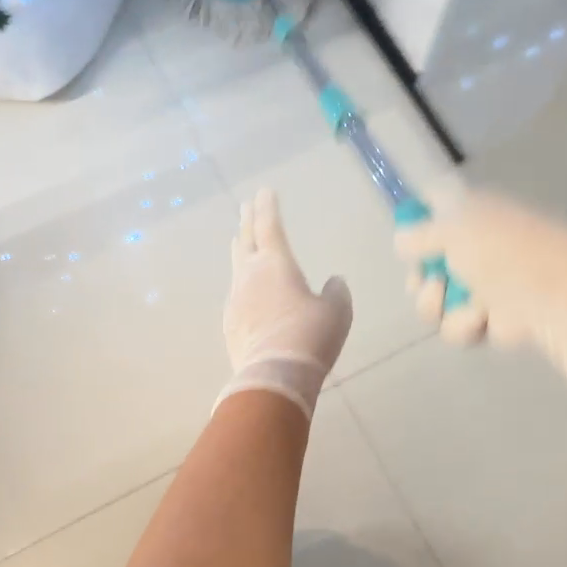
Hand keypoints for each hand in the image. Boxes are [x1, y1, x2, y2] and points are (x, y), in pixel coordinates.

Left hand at [219, 188, 353, 417]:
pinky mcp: (230, 323)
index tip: (265, 191)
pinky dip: (242, 283)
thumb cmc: (310, 336)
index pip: (270, 226)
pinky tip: (245, 289)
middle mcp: (250, 275)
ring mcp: (236, 299)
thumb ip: (336, 292)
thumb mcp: (336, 312)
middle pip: (246, 240)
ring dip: (240, 250)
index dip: (268, 207)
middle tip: (246, 207)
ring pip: (236, 266)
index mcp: (276, 263)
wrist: (274, 374)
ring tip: (240, 241)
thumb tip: (335, 281)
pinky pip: (236, 293)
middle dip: (248, 221)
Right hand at [395, 185, 566, 389]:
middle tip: (427, 280)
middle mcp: (472, 247)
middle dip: (420, 278)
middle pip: (425, 265)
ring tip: (452, 298)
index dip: (415, 225)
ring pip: (434, 301)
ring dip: (436, 303)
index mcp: (469, 213)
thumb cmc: (500, 249)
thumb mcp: (450, 229)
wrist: (548, 293)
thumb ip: (418, 235)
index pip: (432, 210)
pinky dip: (463, 322)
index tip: (407, 242)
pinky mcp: (487, 320)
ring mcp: (479, 285)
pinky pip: (455, 325)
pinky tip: (481, 317)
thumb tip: (401, 242)